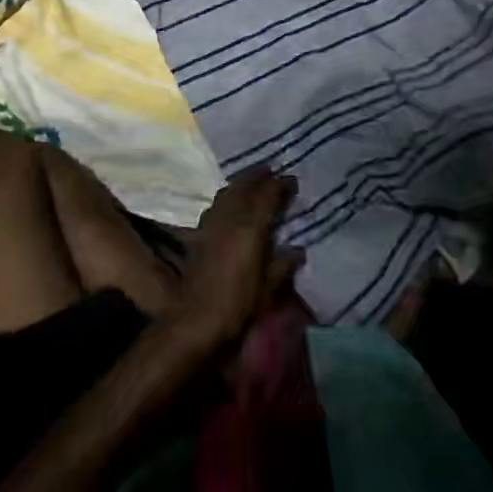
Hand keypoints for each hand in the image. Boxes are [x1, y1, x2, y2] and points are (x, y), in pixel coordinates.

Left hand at [173, 167, 299, 346]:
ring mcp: (211, 225)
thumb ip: (283, 264)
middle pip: (243, 184)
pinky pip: (215, 207)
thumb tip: (298, 251)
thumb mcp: (269, 288)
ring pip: (226, 192)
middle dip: (258, 174)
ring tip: (252, 183)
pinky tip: (231, 207)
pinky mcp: (198, 235)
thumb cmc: (238, 306)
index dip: (281, 184)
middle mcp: (230, 218)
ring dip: (240, 184)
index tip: (293, 181)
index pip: (268, 194)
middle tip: (271, 170)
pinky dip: (226, 199)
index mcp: (251, 227)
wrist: (195, 322)